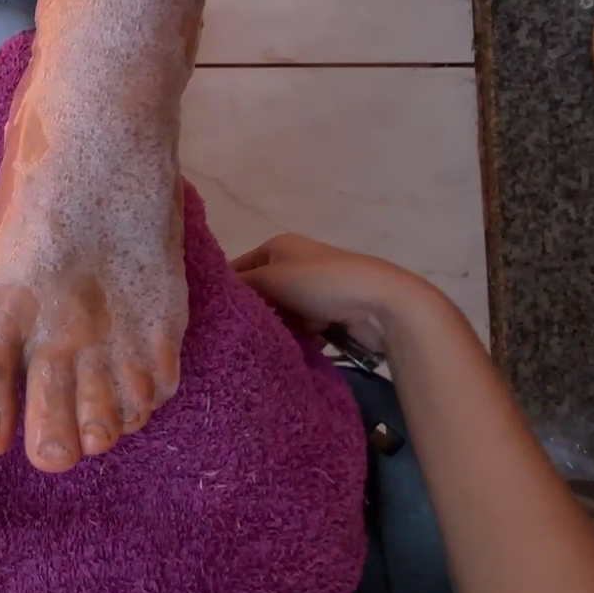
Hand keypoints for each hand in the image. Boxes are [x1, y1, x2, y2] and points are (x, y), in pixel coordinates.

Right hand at [230, 233, 440, 354]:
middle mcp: (293, 263)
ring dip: (275, 325)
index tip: (213, 312)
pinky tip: (289, 345)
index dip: (226, 288)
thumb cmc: (319, 282)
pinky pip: (301, 324)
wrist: (381, 301)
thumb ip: (239, 286)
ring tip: (264, 340)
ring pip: (280, 310)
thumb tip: (212, 293)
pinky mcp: (329, 310)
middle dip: (253, 310)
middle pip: (260, 291)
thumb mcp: (269, 278)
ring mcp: (313, 287)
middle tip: (237, 329)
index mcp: (277, 246)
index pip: (238, 267)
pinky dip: (296, 334)